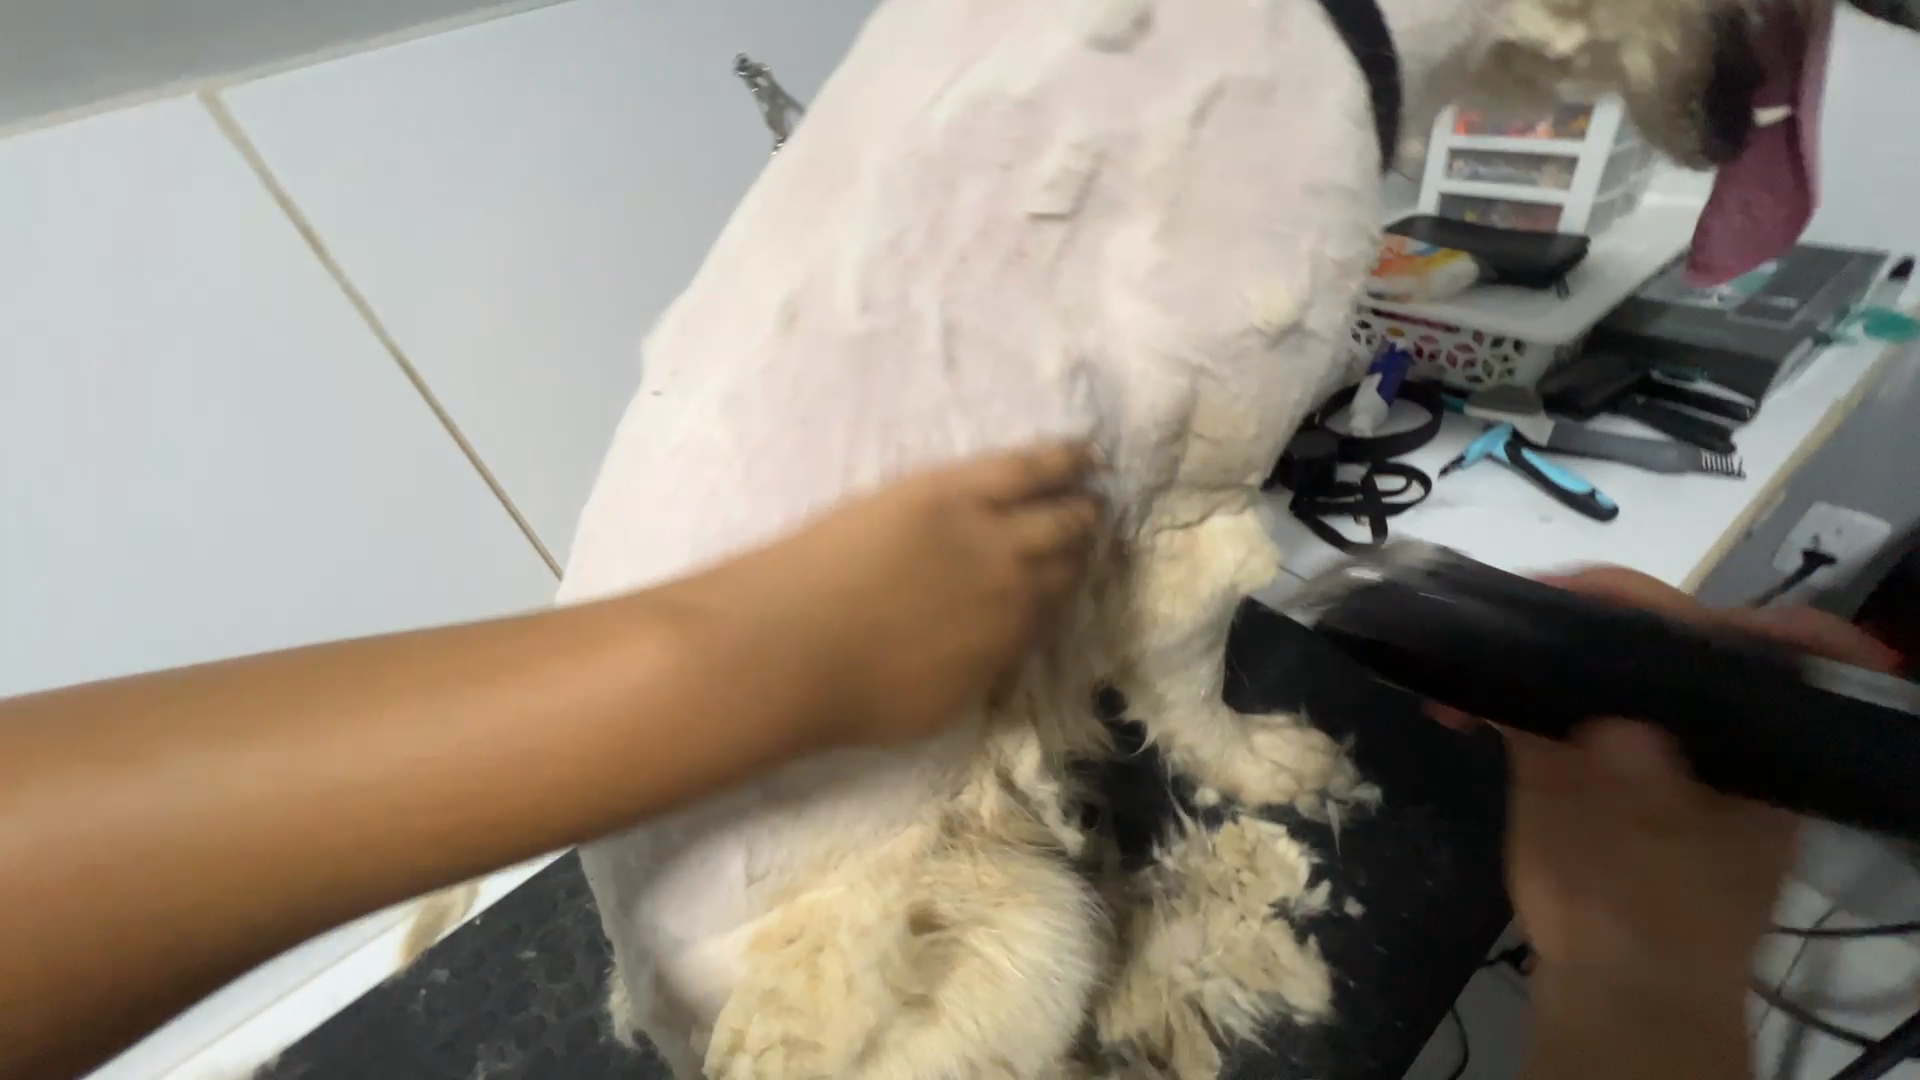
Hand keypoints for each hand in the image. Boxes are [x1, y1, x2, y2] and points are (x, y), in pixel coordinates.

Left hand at [675, 441, 1103, 750]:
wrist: (782, 649)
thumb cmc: (847, 694)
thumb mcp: (935, 705)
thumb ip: (981, 667)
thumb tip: (1001, 641)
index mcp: (1007, 639)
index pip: (1055, 603)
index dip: (1065, 583)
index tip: (1069, 570)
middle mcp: (1013, 585)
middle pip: (1066, 554)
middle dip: (1083, 539)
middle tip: (1091, 524)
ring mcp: (985, 532)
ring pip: (1058, 509)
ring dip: (1083, 498)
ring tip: (1100, 476)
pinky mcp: (948, 490)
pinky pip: (1022, 467)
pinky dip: (1060, 459)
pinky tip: (1080, 452)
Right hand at [1439, 568, 1900, 1013]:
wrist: (1603, 964)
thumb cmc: (1664, 920)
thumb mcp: (1673, 871)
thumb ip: (1651, 805)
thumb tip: (1617, 733)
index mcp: (1752, 738)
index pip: (1771, 654)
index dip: (1730, 618)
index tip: (1676, 614)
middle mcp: (1687, 715)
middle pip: (1655, 634)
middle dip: (1596, 608)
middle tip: (1533, 601)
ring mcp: (1614, 721)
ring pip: (1573, 652)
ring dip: (1516, 638)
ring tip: (1467, 640)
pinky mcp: (1552, 737)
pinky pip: (1511, 692)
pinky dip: (1474, 686)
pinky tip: (1443, 699)